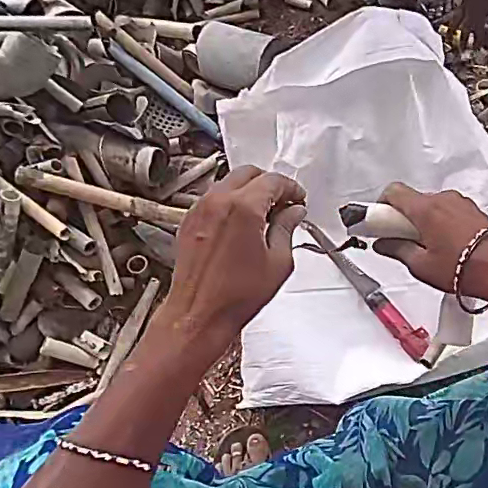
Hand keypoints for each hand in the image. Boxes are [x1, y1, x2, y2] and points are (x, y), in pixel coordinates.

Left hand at [153, 167, 306, 360]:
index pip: (273, 181)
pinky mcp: (189, 223)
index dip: (291, 188)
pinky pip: (214, 200)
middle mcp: (217, 203)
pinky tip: (243, 224)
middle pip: (248, 173)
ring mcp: (200, 211)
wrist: (199, 314)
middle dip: (270, 184)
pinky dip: (231, 203)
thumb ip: (287, 229)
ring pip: (229, 183)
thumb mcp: (278, 262)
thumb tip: (293, 214)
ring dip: (249, 191)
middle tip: (284, 203)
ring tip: (265, 215)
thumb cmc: (233, 296)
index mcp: (242, 208)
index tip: (297, 198)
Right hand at [370, 183, 487, 297]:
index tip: (377, 223)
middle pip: (412, 200)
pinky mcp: (472, 210)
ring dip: (423, 220)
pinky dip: (440, 221)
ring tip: (425, 247)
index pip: (393, 192)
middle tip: (399, 239)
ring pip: (430, 205)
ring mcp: (459, 203)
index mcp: (426, 209)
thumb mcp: (420, 265)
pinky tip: (442, 244)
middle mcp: (443, 200)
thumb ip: (397, 250)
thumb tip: (385, 245)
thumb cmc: (465, 269)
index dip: (381, 206)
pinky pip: (447, 210)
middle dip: (402, 218)